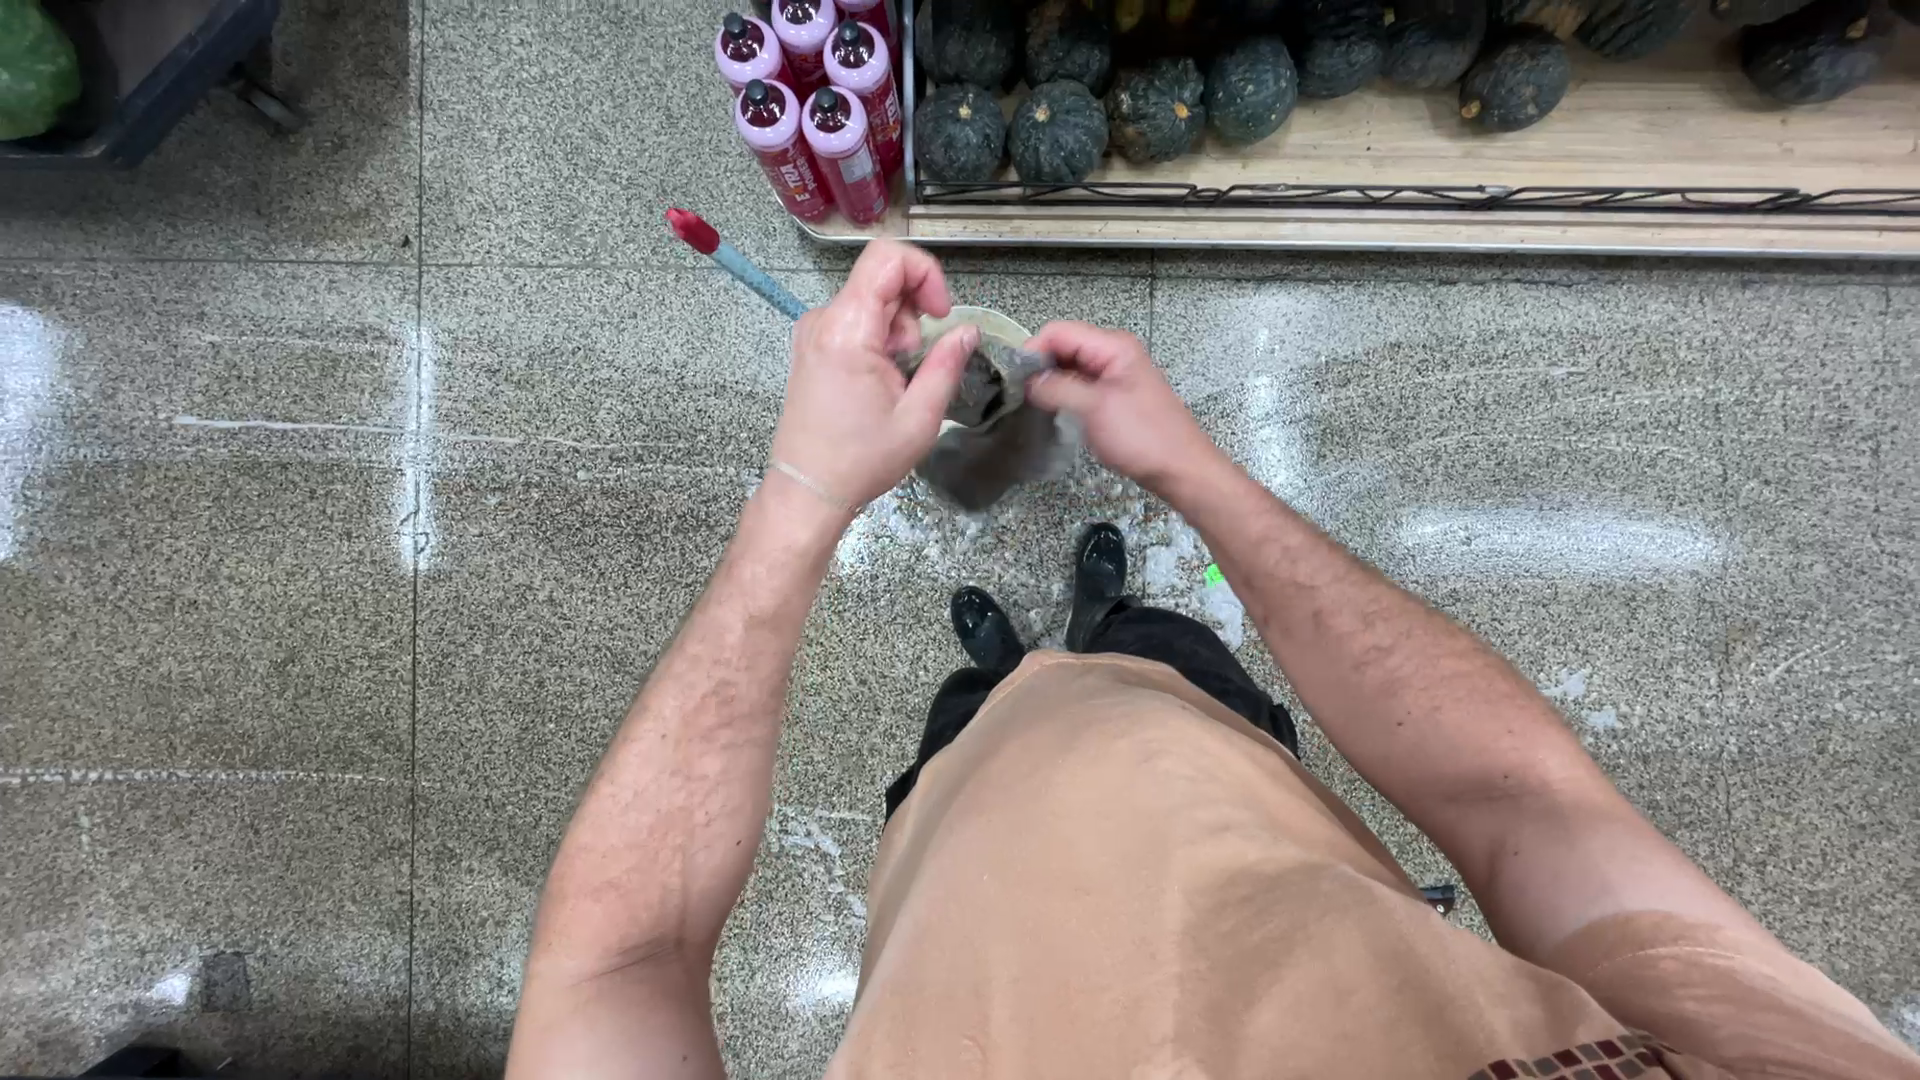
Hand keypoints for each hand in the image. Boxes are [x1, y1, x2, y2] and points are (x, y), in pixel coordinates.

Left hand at [770, 239, 976, 513]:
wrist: (808, 490)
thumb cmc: (861, 460)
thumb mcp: (919, 417)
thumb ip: (947, 365)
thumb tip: (967, 332)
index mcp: (847, 329)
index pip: (888, 258)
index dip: (926, 275)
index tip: (941, 314)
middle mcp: (823, 321)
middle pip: (881, 280)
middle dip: (913, 314)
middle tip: (916, 365)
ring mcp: (813, 333)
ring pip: (870, 303)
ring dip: (897, 333)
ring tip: (897, 381)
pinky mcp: (812, 348)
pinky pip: (855, 323)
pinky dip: (877, 342)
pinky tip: (879, 382)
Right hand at [1024, 321, 1224, 494]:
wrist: (1178, 467)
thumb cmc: (1144, 437)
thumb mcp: (1095, 408)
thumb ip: (1058, 388)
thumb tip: (1027, 380)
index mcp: (1113, 346)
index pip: (1059, 331)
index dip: (1033, 350)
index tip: (1015, 377)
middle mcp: (1112, 353)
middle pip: (1063, 345)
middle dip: (1039, 365)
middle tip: (1018, 392)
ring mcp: (1113, 374)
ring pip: (1069, 366)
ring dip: (1049, 380)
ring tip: (1030, 402)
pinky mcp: (1111, 395)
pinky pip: (1079, 384)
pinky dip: (1062, 392)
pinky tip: (1051, 409)